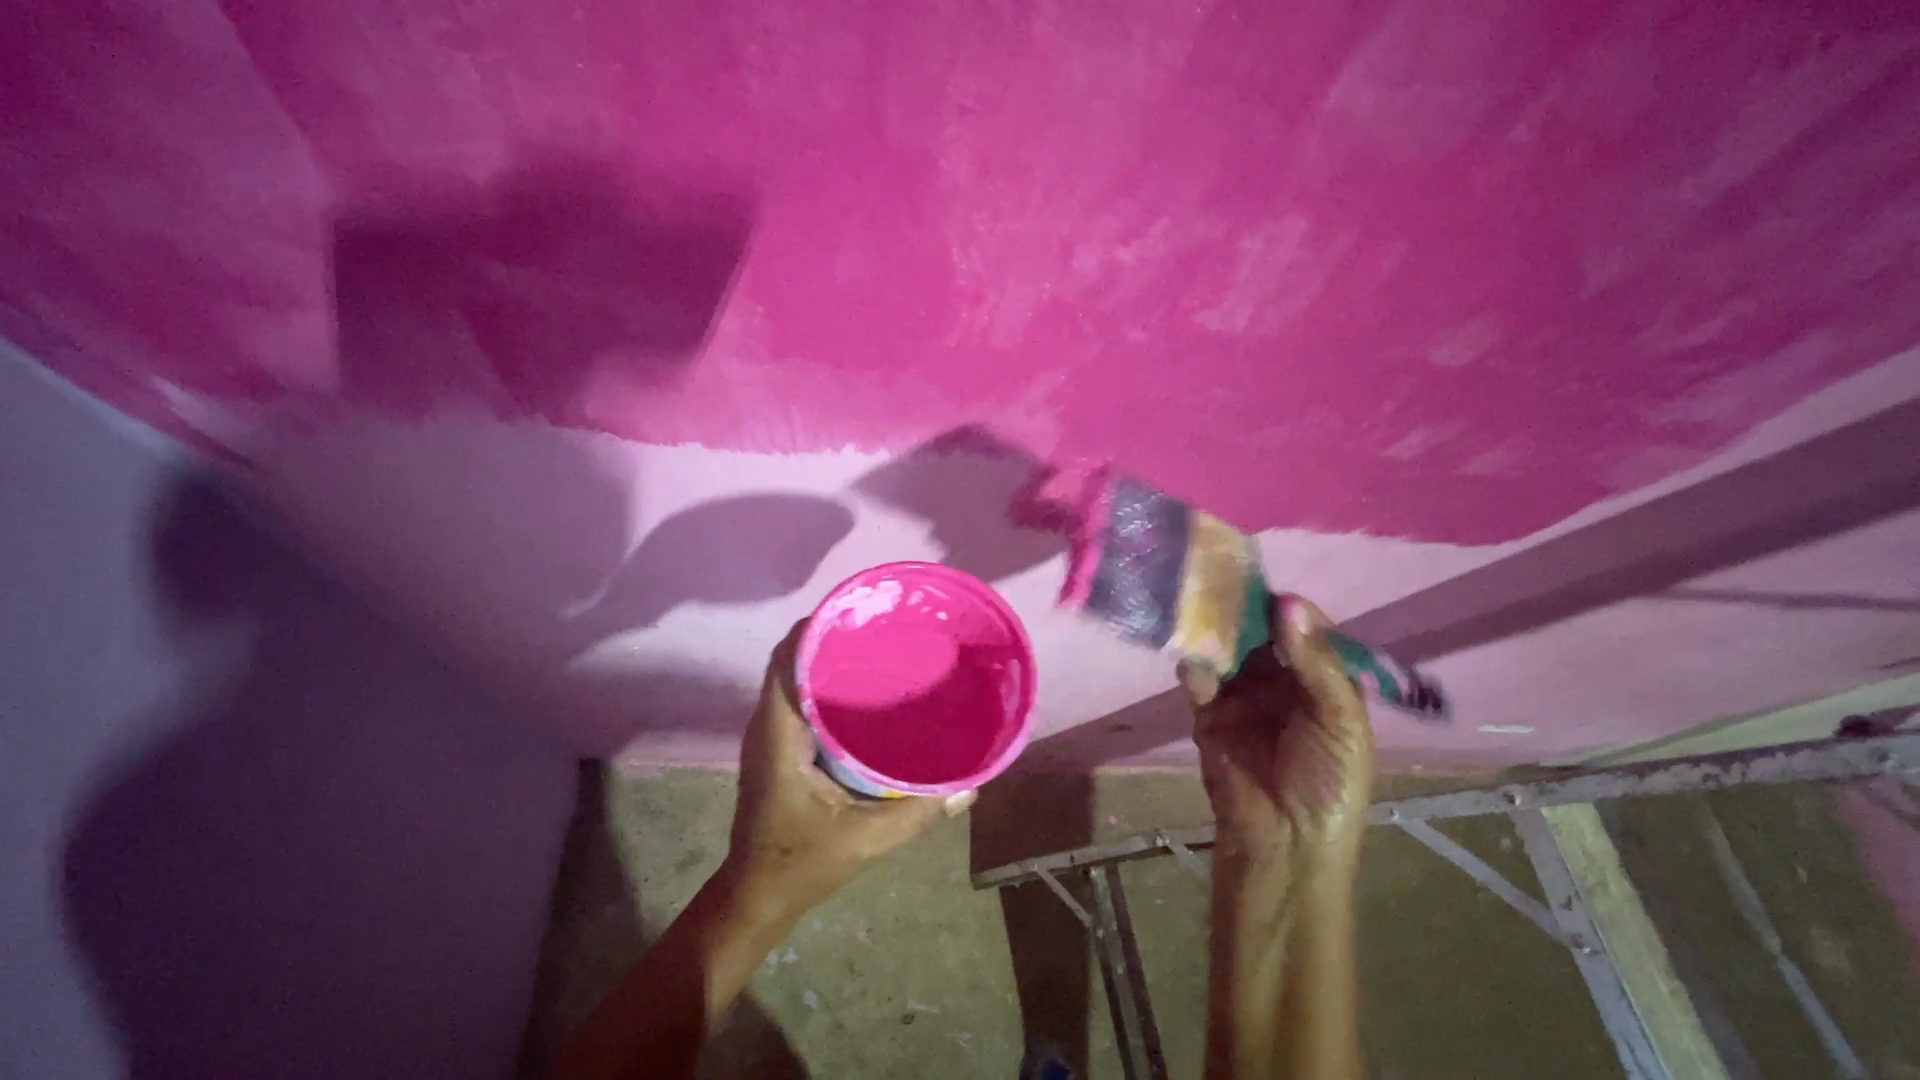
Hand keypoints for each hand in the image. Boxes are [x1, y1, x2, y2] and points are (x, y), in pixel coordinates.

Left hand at [724, 622, 974, 918]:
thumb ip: (918, 813)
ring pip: (794, 676)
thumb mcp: (865, 840)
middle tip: (885, 628)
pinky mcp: (779, 747)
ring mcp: (770, 735)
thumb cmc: (801, 864)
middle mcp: (767, 724)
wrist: (757, 895)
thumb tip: (971, 785)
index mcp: (777, 734)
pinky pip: (799, 698)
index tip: (863, 613)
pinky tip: (867, 691)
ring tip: (881, 649)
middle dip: (833, 636)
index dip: (818, 628)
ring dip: (829, 659)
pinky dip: (826, 684)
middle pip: (791, 658)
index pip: (786, 659)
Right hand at [1178, 597, 1374, 871]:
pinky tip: (1194, 658)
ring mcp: (1242, 697)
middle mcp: (1282, 682)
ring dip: (1218, 632)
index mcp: (1324, 681)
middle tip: (1228, 587)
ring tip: (1203, 611)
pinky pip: (1200, 680)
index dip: (1292, 611)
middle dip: (1247, 612)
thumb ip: (1316, 663)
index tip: (1274, 594)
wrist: (1286, 843)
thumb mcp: (1341, 722)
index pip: (1307, 631)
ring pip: (1229, 651)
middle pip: (1262, 634)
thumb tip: (1288, 602)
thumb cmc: (1329, 784)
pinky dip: (1195, 665)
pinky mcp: (1208, 714)